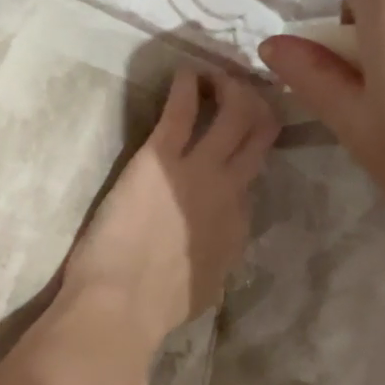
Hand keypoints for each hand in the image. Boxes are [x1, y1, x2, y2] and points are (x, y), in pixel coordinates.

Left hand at [62, 66, 277, 345]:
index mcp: (238, 228)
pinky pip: (183, 109)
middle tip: (242, 93)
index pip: (250, 183)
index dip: (242, 164)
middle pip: (261, 137)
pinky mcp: (160, 157)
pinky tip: (185, 75)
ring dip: (230, 88)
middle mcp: (230, 192)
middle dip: (257, 109)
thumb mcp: (205, 290)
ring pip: (236, 113)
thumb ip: (213, 262)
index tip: (231, 153)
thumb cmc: (156, 309)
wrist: (123, 303)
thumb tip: (208, 256)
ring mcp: (199, 170)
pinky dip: (187, 86)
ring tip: (216, 77)